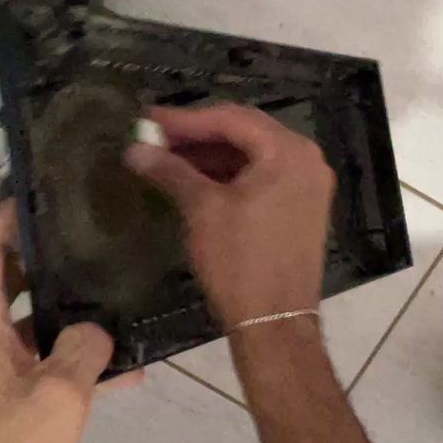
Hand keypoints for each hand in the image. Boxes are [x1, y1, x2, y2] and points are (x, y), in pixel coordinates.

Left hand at [0, 207, 114, 442]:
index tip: (49, 203)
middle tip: (98, 254)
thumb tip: (94, 330)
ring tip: (121, 318)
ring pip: (25, 330)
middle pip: (7, 283)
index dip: (9, 215)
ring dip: (67, 325)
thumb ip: (83, 350)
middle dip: (52, 268)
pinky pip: (29, 368)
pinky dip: (62, 366)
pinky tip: (114, 379)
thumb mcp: (60, 396)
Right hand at [123, 104, 334, 328]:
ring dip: (210, 157)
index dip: (184, 119)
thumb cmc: (239, 261)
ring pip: (252, 158)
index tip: (146, 120)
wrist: (274, 323)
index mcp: (288, 152)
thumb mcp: (201, 210)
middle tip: (154, 138)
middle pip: (244, 134)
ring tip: (168, 160)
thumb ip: (170, 171)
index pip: (230, 119)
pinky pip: (262, 180)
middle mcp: (306, 161)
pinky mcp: (302, 210)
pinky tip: (196, 183)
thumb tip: (134, 149)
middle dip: (197, 136)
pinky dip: (229, 178)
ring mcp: (308, 186)